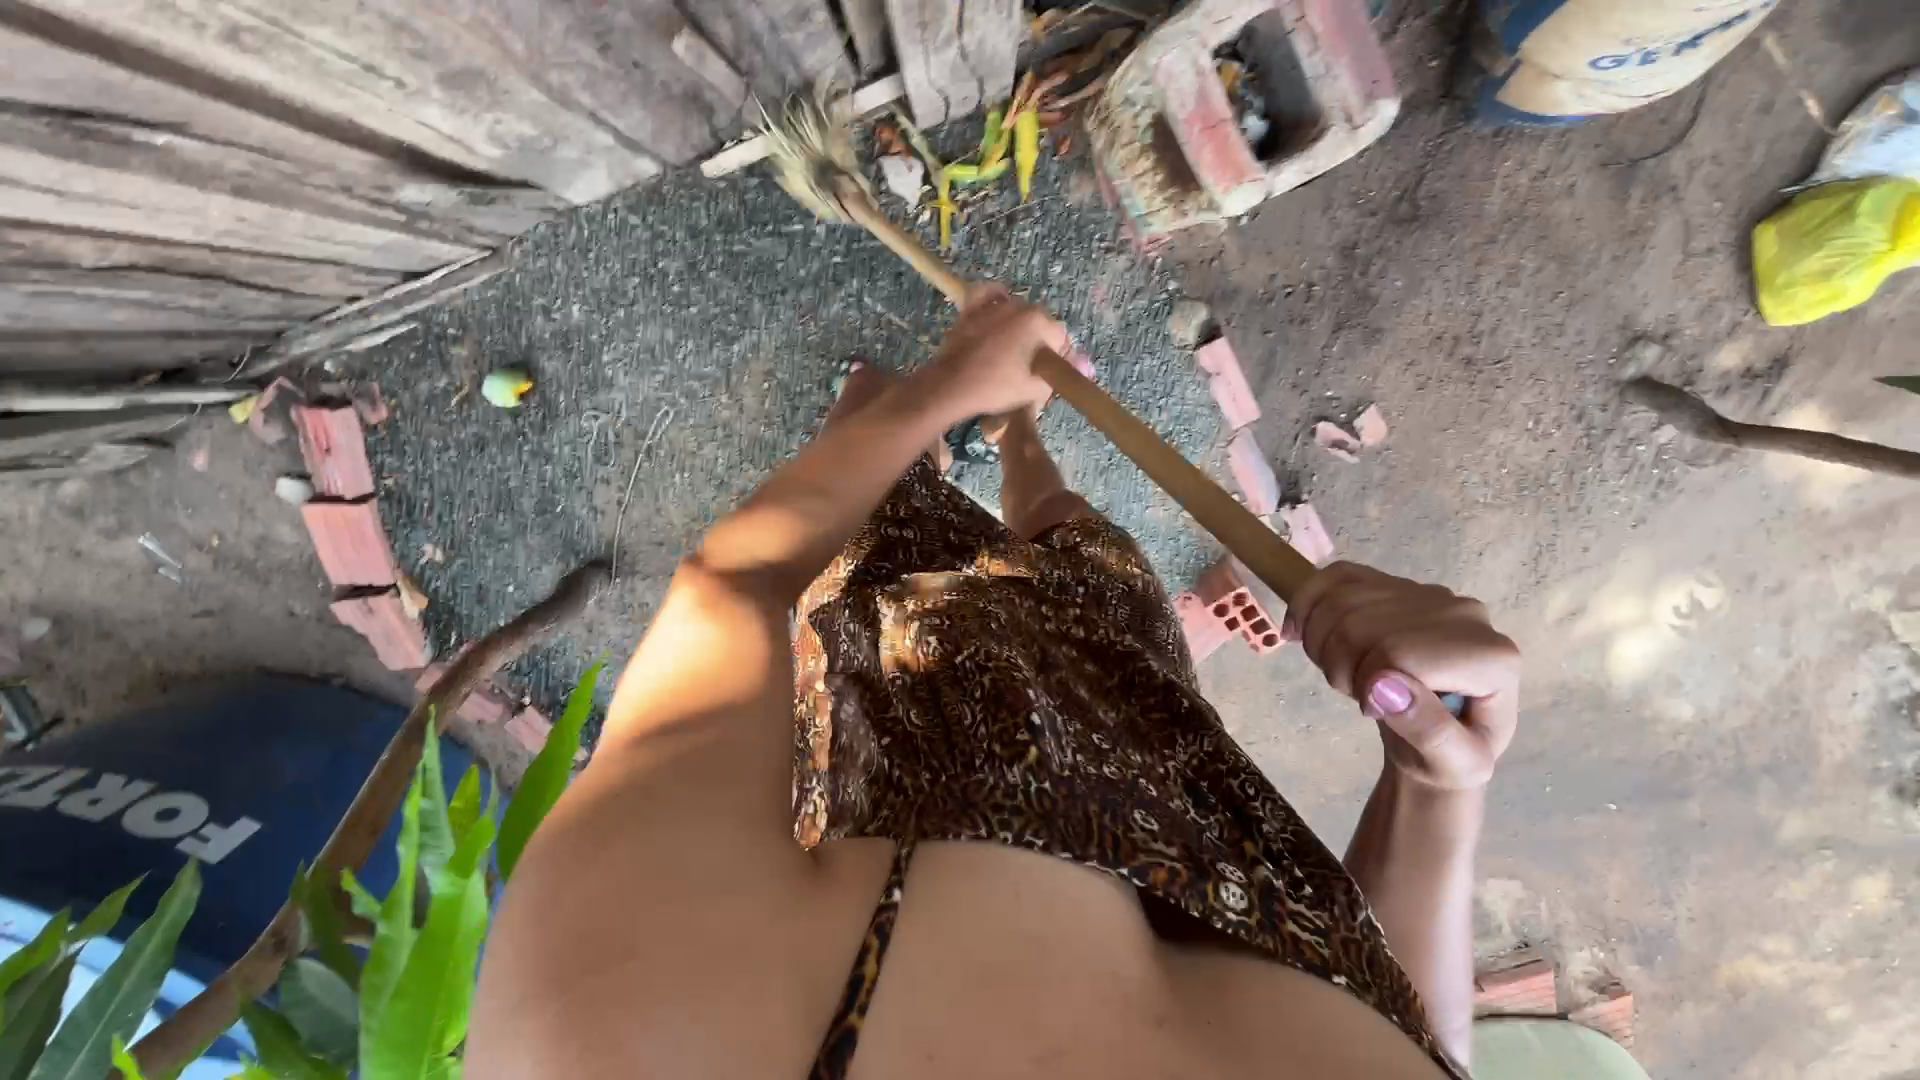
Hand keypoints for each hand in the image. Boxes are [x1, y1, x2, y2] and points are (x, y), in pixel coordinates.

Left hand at [916, 283, 1066, 421]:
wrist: (952, 386)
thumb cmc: (998, 387)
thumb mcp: (1037, 386)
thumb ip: (1065, 371)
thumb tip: (1089, 365)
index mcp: (1040, 322)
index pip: (1060, 339)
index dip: (1056, 360)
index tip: (1045, 377)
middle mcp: (1020, 306)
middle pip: (1039, 325)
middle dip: (1038, 345)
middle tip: (1026, 371)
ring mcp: (994, 305)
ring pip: (1017, 314)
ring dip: (1018, 329)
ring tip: (1010, 355)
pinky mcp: (971, 310)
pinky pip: (988, 295)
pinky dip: (995, 298)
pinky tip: (999, 303)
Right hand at [1285, 562, 1519, 790]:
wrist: (1435, 741)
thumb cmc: (1446, 759)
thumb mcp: (1453, 766)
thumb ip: (1431, 733)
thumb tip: (1385, 686)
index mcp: (1490, 658)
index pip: (1399, 651)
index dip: (1367, 684)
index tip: (1372, 713)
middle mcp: (1464, 615)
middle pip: (1364, 622)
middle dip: (1340, 666)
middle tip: (1354, 696)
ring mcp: (1428, 595)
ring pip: (1342, 599)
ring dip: (1321, 643)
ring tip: (1342, 674)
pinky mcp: (1397, 586)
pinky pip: (1337, 576)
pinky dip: (1306, 603)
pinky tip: (1297, 631)